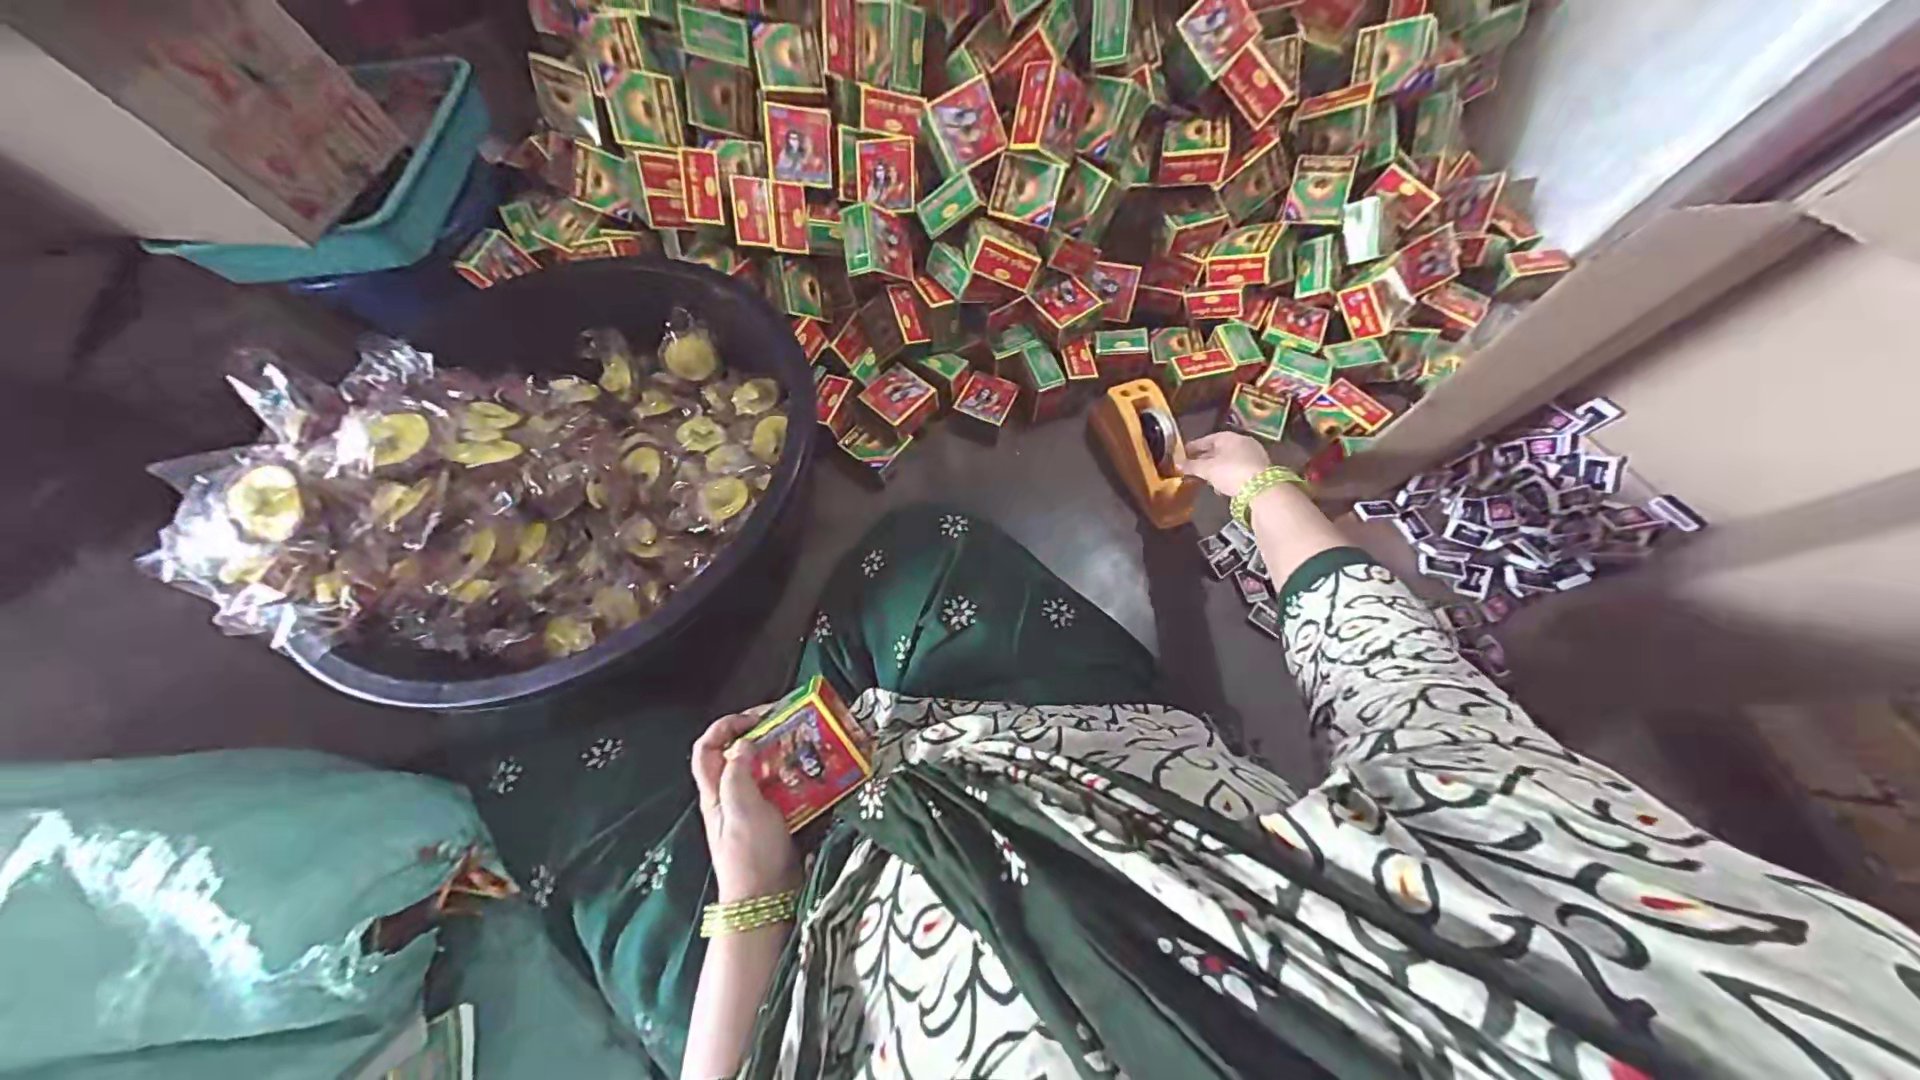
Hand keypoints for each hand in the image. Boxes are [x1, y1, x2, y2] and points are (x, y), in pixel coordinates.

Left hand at [691, 712, 801, 902]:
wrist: (766, 899)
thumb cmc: (750, 854)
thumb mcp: (742, 810)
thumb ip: (738, 774)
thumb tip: (744, 742)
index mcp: (715, 791)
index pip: (706, 748)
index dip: (724, 727)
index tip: (753, 718)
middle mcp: (730, 794)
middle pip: (734, 752)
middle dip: (757, 731)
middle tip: (785, 722)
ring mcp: (752, 805)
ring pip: (760, 766)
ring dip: (778, 749)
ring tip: (802, 739)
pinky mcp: (773, 815)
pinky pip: (780, 783)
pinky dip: (792, 770)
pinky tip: (810, 768)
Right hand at [1181, 431, 1272, 498]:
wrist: (1262, 488)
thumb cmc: (1230, 472)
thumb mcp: (1207, 469)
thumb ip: (1191, 466)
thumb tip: (1177, 464)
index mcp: (1230, 437)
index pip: (1207, 439)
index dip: (1193, 447)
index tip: (1182, 455)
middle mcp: (1243, 442)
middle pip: (1218, 449)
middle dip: (1204, 459)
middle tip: (1191, 468)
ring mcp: (1253, 455)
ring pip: (1228, 460)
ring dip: (1216, 468)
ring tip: (1204, 478)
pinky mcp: (1260, 469)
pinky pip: (1238, 469)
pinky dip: (1228, 475)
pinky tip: (1221, 485)